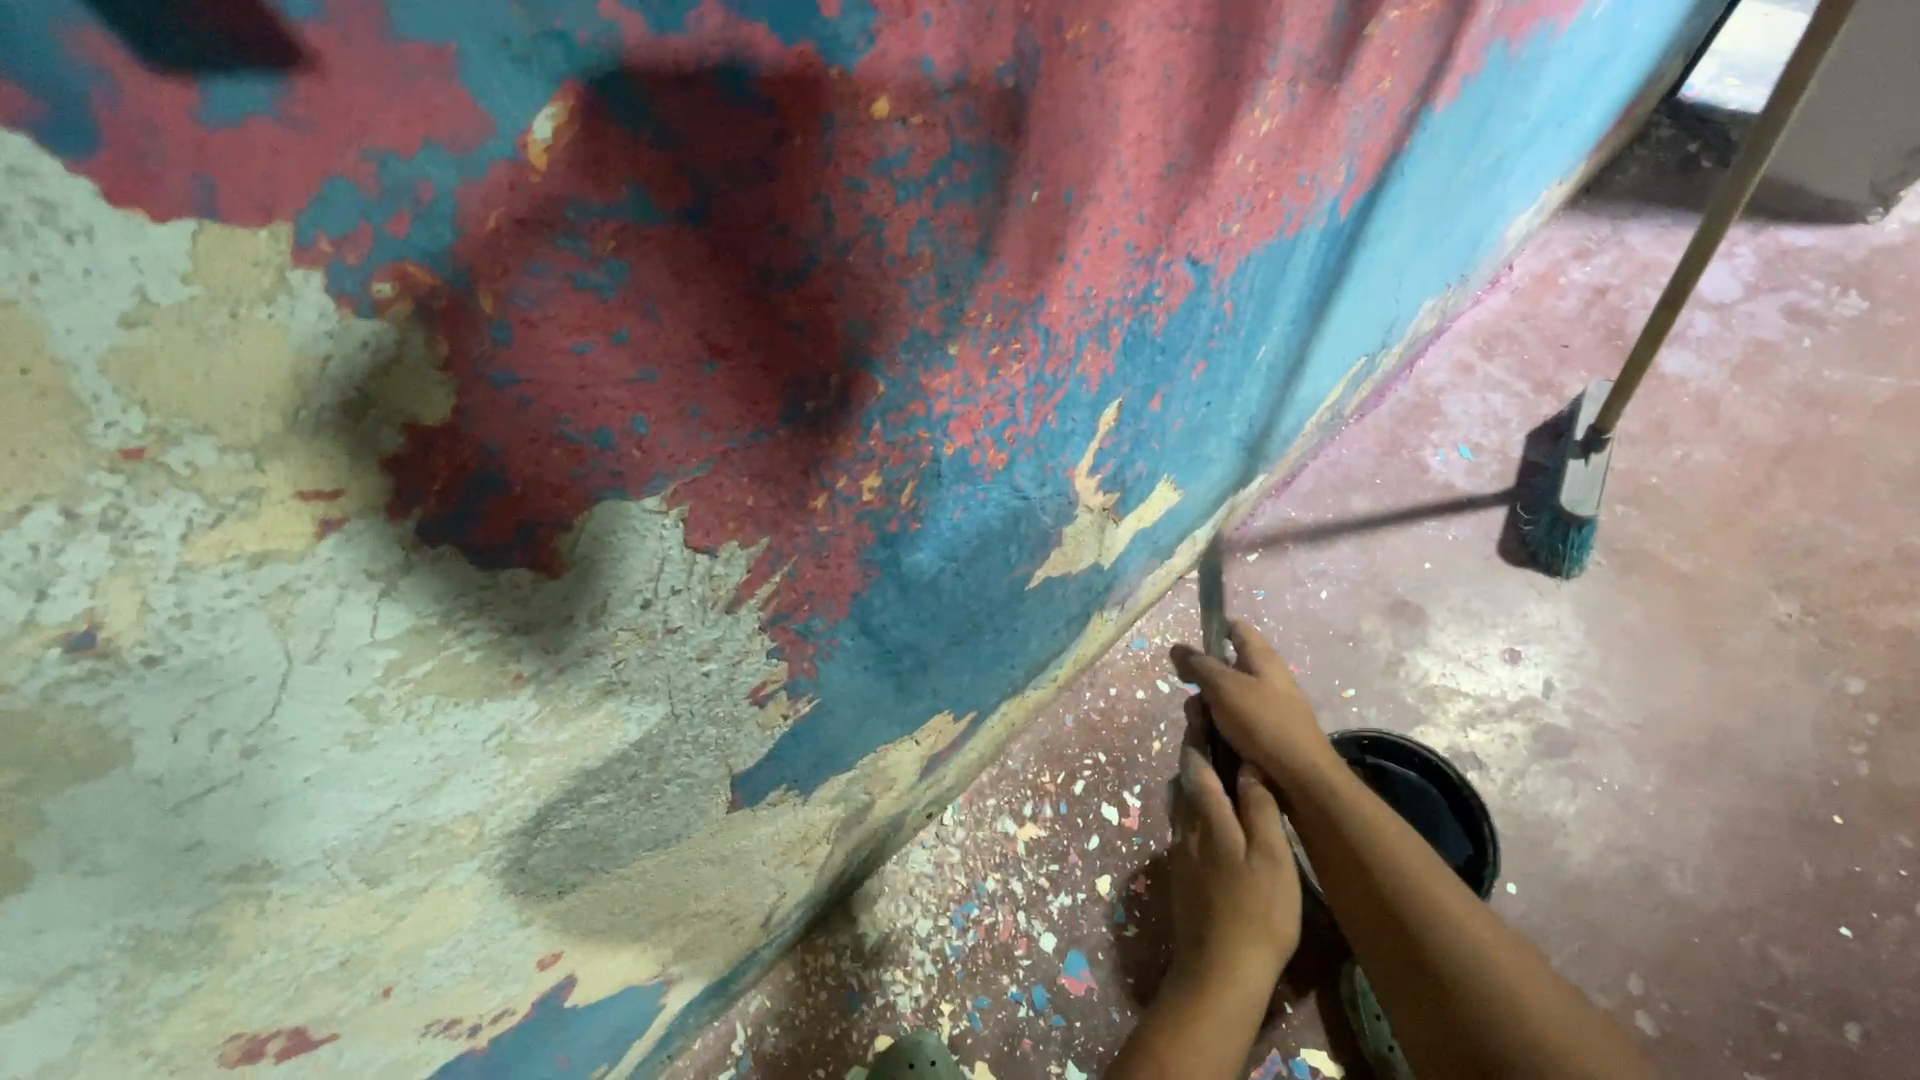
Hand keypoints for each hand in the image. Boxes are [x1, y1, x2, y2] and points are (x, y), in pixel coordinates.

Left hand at [1167, 702, 1302, 992]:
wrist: (1219, 972)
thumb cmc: (1256, 912)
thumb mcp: (1271, 856)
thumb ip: (1258, 807)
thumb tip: (1248, 764)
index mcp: (1207, 816)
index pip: (1197, 761)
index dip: (1197, 730)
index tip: (1197, 702)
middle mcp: (1185, 827)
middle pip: (1185, 778)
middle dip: (1192, 747)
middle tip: (1201, 722)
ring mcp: (1180, 852)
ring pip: (1181, 801)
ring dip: (1191, 776)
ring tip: (1207, 760)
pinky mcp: (1182, 874)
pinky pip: (1185, 824)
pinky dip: (1195, 805)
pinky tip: (1210, 814)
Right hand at [1169, 618, 1337, 789]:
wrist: (1301, 774)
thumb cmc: (1263, 722)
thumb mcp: (1224, 688)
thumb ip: (1198, 666)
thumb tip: (1176, 647)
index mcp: (1262, 657)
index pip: (1236, 628)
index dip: (1212, 631)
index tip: (1188, 651)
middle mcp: (1267, 676)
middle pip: (1225, 666)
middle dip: (1201, 681)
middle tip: (1191, 700)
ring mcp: (1268, 705)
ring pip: (1225, 697)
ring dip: (1207, 708)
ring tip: (1199, 727)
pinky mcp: (1265, 731)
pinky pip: (1234, 720)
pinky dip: (1220, 726)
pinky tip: (1212, 740)